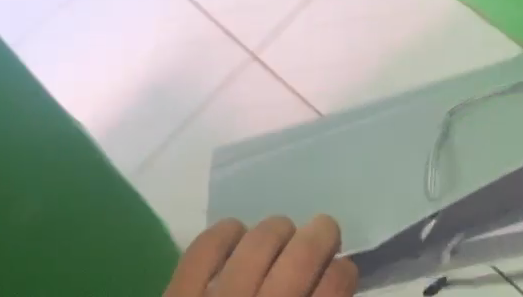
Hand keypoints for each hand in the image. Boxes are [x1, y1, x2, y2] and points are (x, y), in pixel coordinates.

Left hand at [164, 216, 358, 296]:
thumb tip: (334, 281)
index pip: (336, 285)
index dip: (344, 272)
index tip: (342, 270)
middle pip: (304, 254)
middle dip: (322, 235)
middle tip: (324, 236)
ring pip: (261, 240)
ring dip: (278, 231)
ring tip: (281, 237)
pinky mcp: (178, 295)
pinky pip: (205, 248)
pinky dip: (225, 234)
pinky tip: (236, 235)